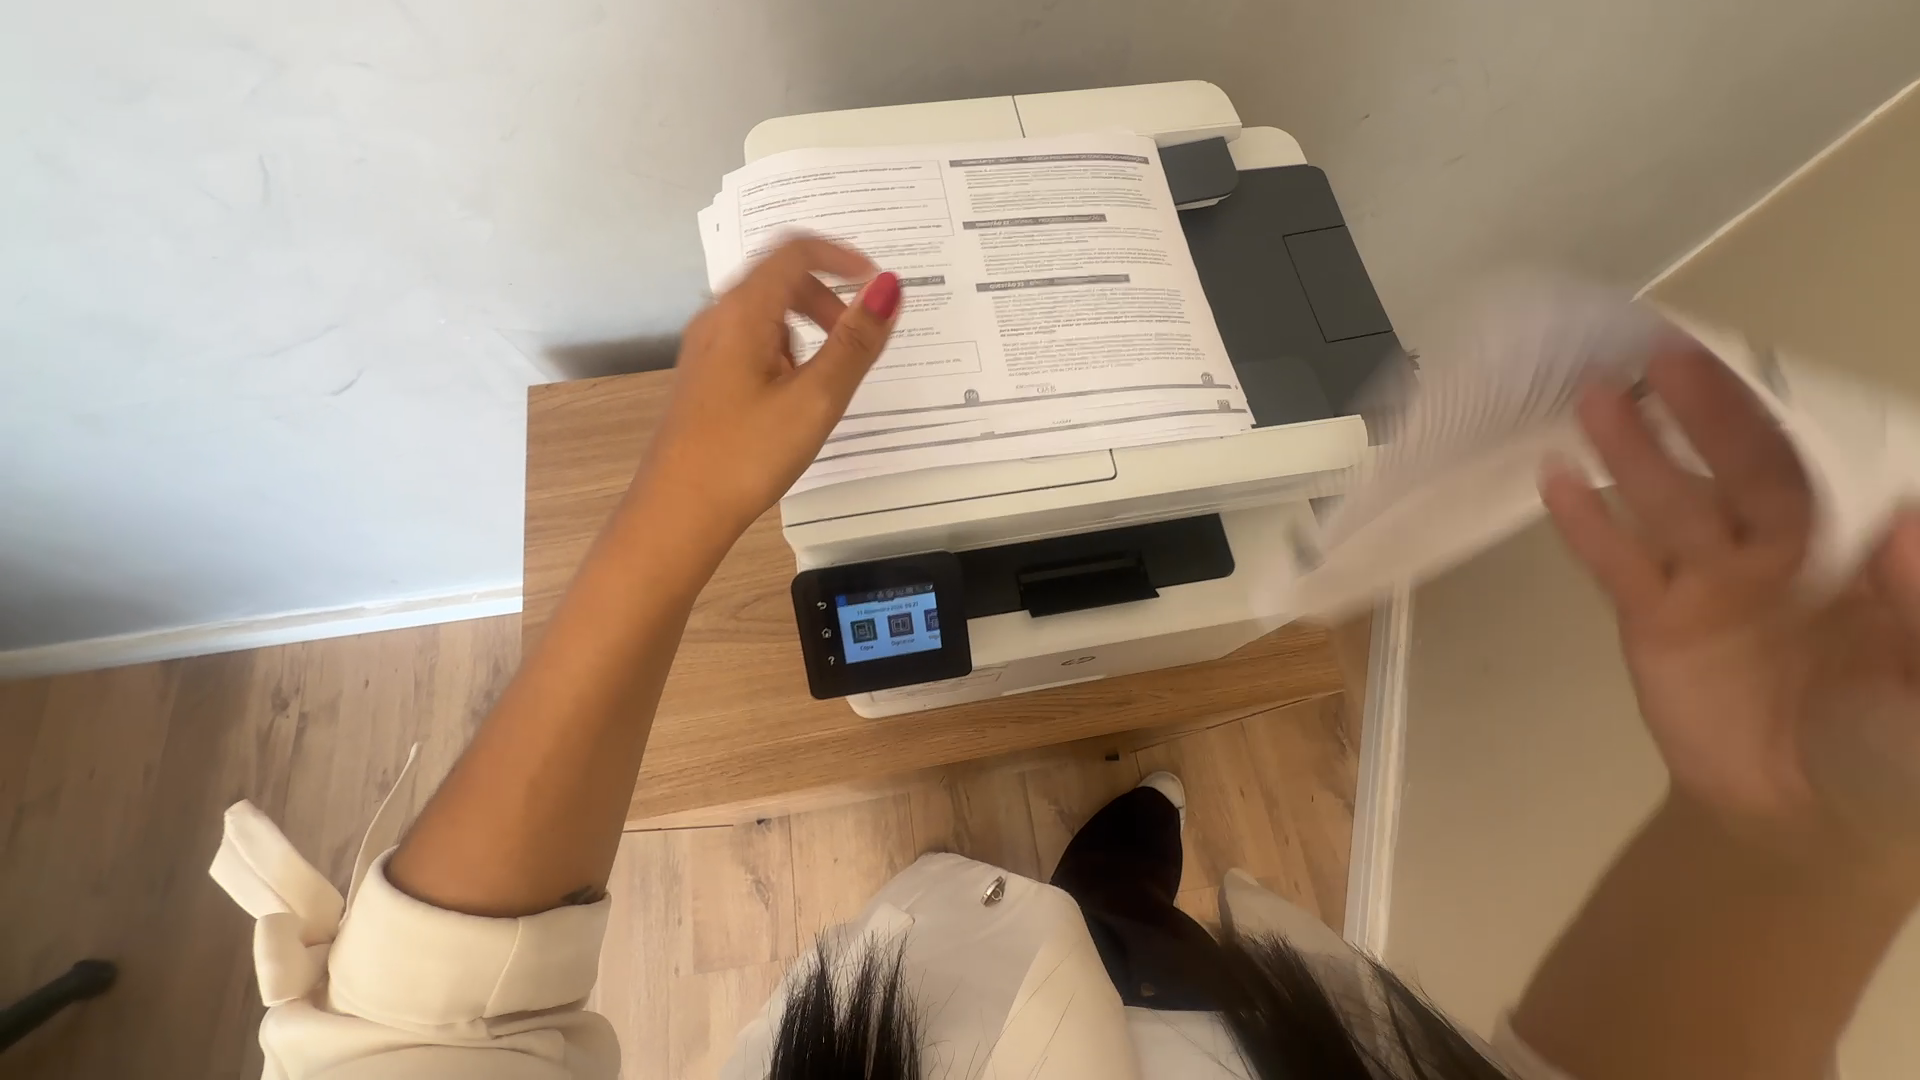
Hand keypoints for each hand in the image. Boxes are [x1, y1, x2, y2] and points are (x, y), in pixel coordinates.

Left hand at [634, 236, 899, 544]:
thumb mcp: (815, 399)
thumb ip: (856, 342)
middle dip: (827, 298)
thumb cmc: (747, 455)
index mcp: (742, 312)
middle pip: (779, 280)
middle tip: (857, 340)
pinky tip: (793, 400)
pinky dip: (785, 353)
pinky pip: (751, 343)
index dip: (842, 256)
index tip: (877, 283)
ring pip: (765, 315)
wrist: (680, 511)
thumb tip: (889, 288)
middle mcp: (717, 320)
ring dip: (806, 329)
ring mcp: (706, 350)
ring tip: (826, 381)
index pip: (795, 251)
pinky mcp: (705, 380)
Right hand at [1541, 345, 1919, 873]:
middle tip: (1661, 358)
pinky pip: (1616, 563)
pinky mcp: (1651, 617)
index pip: (1825, 467)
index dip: (1792, 416)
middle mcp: (1784, 552)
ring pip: (1669, 504)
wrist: (1808, 817)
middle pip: (1740, 470)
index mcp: (1863, 554)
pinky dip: (1586, 525)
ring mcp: (1710, 583)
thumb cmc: (1902, 751)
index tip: (1750, 363)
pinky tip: (1556, 481)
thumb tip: (1897, 515)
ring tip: (1594, 400)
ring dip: (1633, 453)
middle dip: (1705, 415)